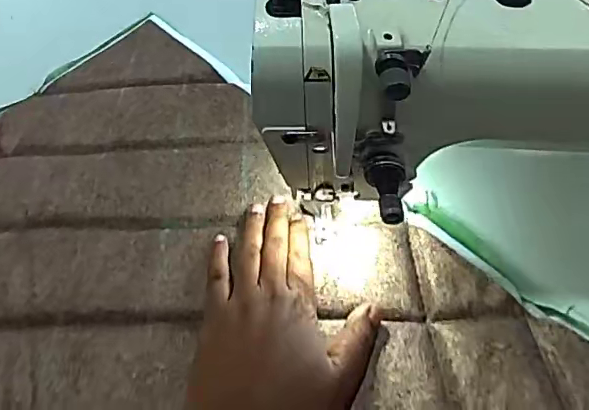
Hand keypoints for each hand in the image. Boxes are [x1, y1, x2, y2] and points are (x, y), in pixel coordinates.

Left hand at [185, 198, 380, 409]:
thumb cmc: (290, 408)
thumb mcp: (338, 380)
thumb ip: (358, 339)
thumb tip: (374, 310)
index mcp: (298, 307)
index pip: (301, 258)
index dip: (301, 234)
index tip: (301, 217)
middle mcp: (267, 296)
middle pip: (274, 247)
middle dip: (277, 219)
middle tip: (278, 200)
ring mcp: (238, 303)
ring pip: (245, 252)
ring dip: (250, 227)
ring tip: (254, 208)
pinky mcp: (214, 317)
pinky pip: (215, 276)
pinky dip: (216, 255)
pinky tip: (217, 241)